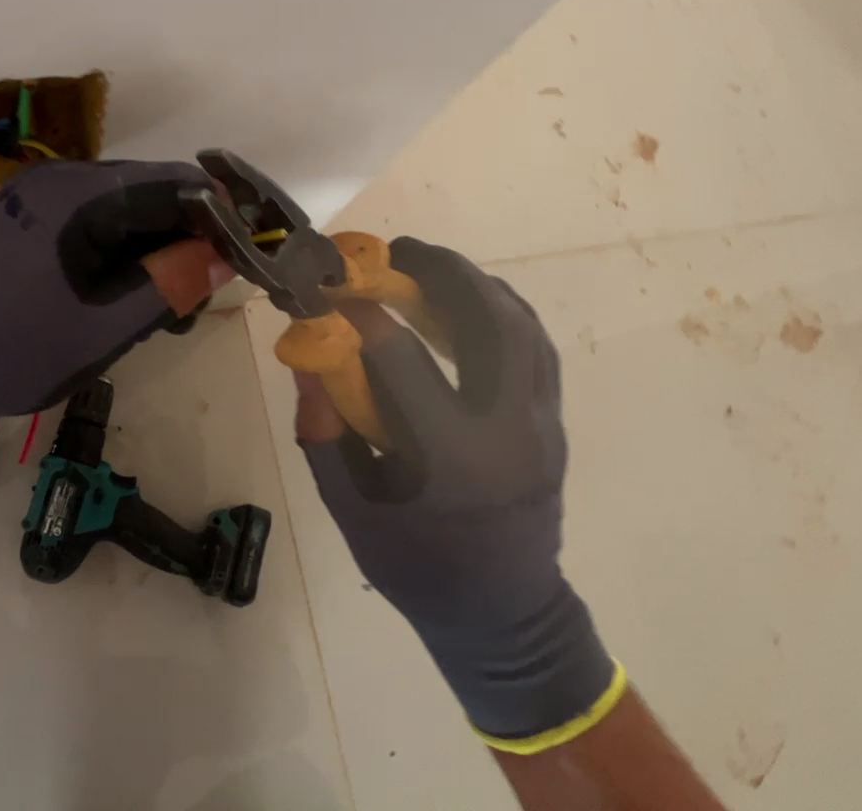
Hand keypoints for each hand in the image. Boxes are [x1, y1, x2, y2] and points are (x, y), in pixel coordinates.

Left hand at [0, 159, 230, 470]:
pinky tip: (122, 294)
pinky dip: (117, 252)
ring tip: (164, 305)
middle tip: (202, 292)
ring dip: (151, 249)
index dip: (218, 214)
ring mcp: (34, 198)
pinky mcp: (23, 219)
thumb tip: (227, 253)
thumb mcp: (100, 328)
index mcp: (72, 195)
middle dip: (184, 236)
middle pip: (146, 193)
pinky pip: (88, 222)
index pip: (171, 183)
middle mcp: (54, 181)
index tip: (247, 253)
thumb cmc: (11, 352)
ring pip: (119, 210)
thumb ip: (169, 284)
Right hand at [295, 237, 619, 749]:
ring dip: (478, 284)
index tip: (334, 289)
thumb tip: (308, 362)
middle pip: (489, 324)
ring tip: (433, 264)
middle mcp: (507, 429)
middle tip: (401, 249)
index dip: (364, 316)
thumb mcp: (350, 510)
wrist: (503, 613)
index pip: (404, 361)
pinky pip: (537, 348)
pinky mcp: (553, 424)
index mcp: (450, 457)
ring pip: (523, 328)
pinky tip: (472, 301)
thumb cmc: (414, 566)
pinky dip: (505, 311)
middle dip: (444, 274)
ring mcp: (541, 424)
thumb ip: (324, 435)